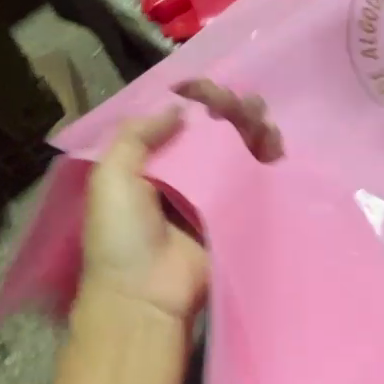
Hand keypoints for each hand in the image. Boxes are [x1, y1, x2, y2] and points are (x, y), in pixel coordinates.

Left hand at [81, 82, 281, 320]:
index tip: (207, 88)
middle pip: (216, 129)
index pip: (181, 120)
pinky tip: (273, 141)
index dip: (196, 99)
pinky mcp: (241, 209)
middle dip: (229, 108)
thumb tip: (178, 107)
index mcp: (152, 162)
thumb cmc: (121, 235)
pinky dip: (269, 153)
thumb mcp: (110, 177)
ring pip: (241, 146)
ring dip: (252, 125)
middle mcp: (186, 172)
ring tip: (258, 116)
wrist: (144, 295)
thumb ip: (137, 135)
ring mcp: (216, 191)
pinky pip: (260, 175)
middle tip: (236, 102)